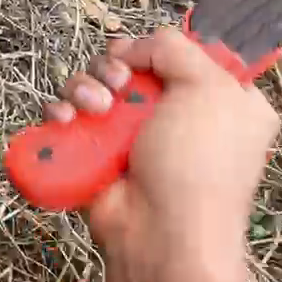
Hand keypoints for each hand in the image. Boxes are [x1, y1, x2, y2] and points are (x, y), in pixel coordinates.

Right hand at [50, 27, 277, 264]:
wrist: (160, 233)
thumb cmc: (198, 166)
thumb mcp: (210, 90)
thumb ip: (175, 48)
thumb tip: (132, 48)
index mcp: (220, 99)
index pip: (180, 53)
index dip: (156, 49)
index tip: (145, 59)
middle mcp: (175, 113)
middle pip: (127, 64)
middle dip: (112, 68)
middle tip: (117, 83)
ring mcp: (131, 133)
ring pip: (91, 85)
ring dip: (83, 90)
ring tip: (93, 111)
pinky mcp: (95, 149)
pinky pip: (66, 114)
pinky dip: (60, 113)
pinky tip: (66, 122)